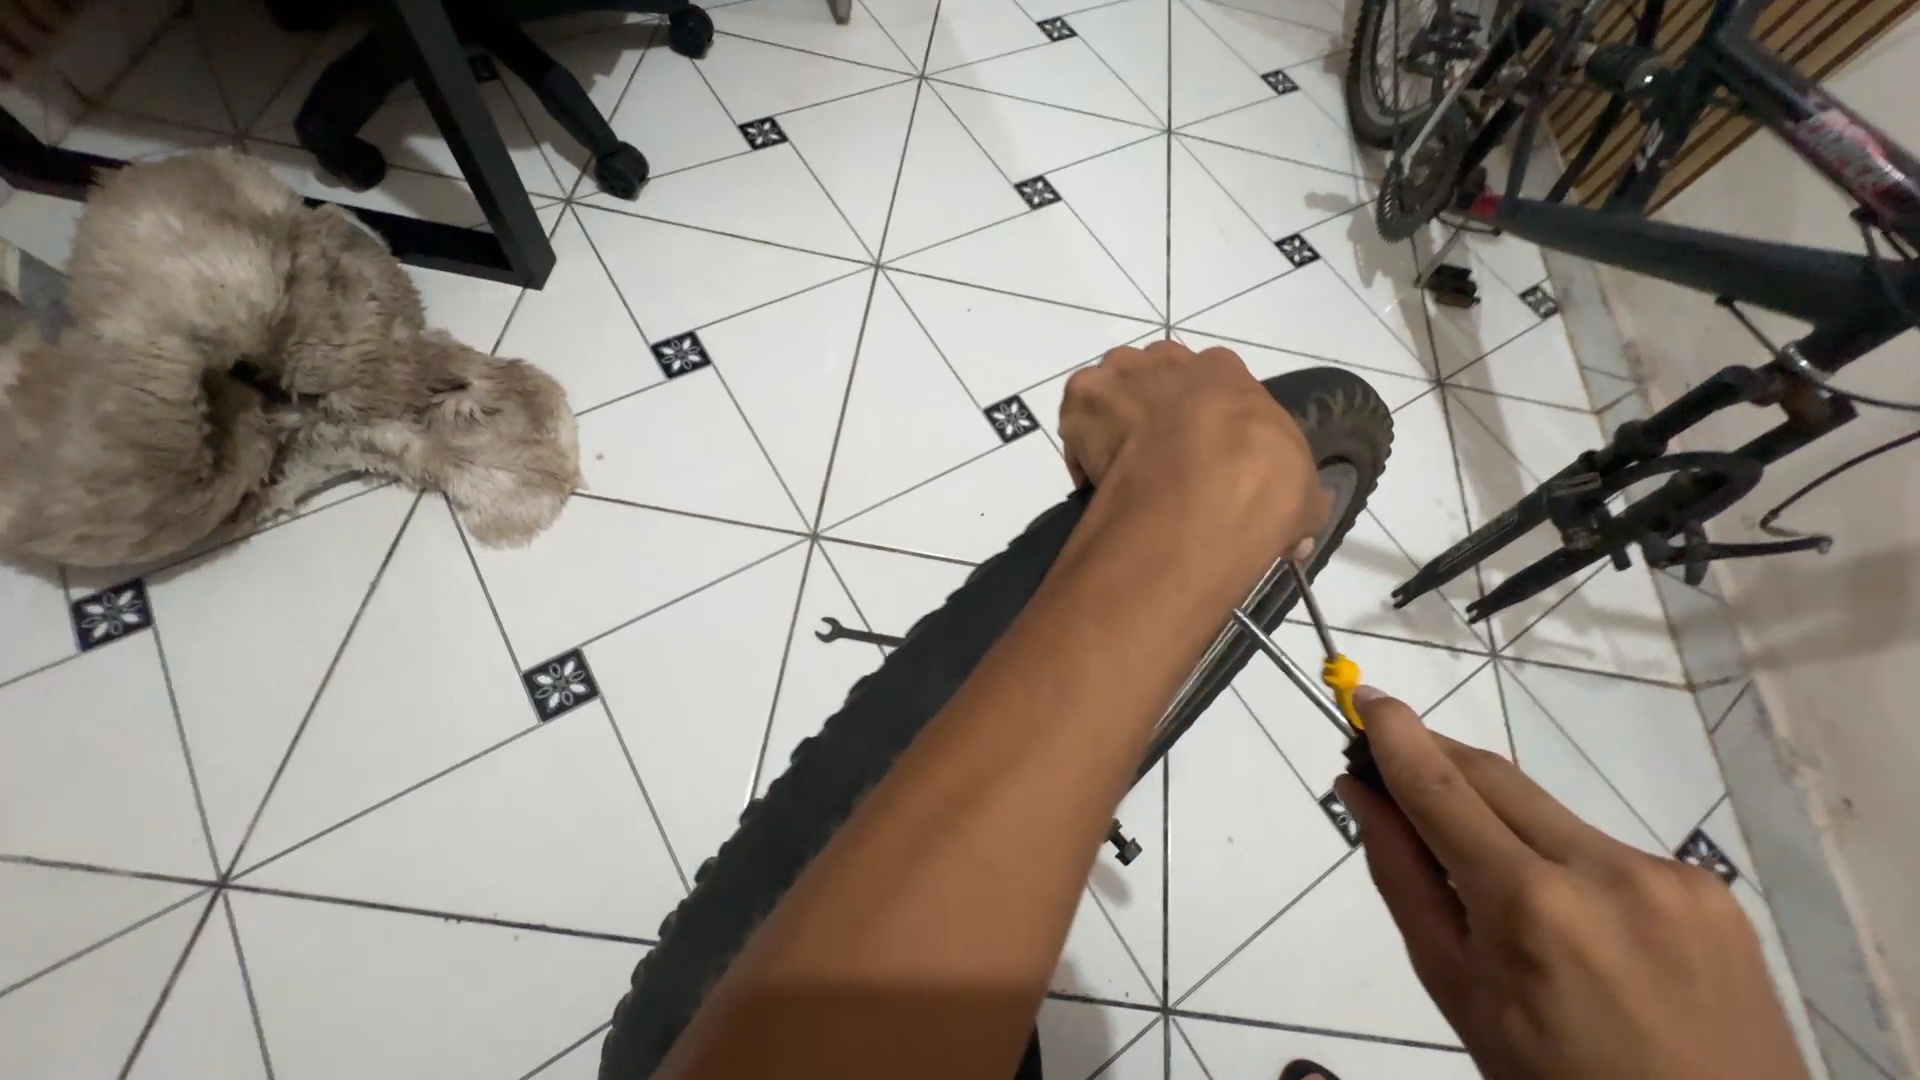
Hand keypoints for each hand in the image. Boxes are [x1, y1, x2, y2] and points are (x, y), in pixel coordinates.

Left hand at [1059, 341, 1325, 543]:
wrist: (1208, 482)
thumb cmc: (1265, 482)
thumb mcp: (1301, 494)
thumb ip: (1297, 501)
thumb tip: (1297, 537)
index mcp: (1227, 373)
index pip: (1209, 388)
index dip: (1199, 425)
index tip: (1195, 459)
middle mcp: (1174, 360)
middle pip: (1156, 380)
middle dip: (1154, 414)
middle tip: (1154, 462)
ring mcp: (1125, 372)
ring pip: (1114, 390)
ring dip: (1115, 421)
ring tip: (1120, 469)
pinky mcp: (1085, 393)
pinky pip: (1077, 416)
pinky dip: (1080, 445)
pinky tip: (1094, 480)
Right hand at [1337, 691, 1807, 1079]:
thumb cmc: (1549, 1077)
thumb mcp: (1454, 987)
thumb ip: (1402, 877)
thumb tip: (1360, 792)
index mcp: (1531, 907)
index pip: (1441, 789)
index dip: (1395, 735)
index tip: (1364, 695)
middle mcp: (1606, 870)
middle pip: (1494, 778)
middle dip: (1436, 760)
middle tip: (1389, 765)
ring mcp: (1671, 875)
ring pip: (1545, 811)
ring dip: (1495, 816)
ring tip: (1483, 872)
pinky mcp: (1710, 887)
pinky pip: (1599, 843)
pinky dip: (1556, 853)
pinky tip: (1566, 908)